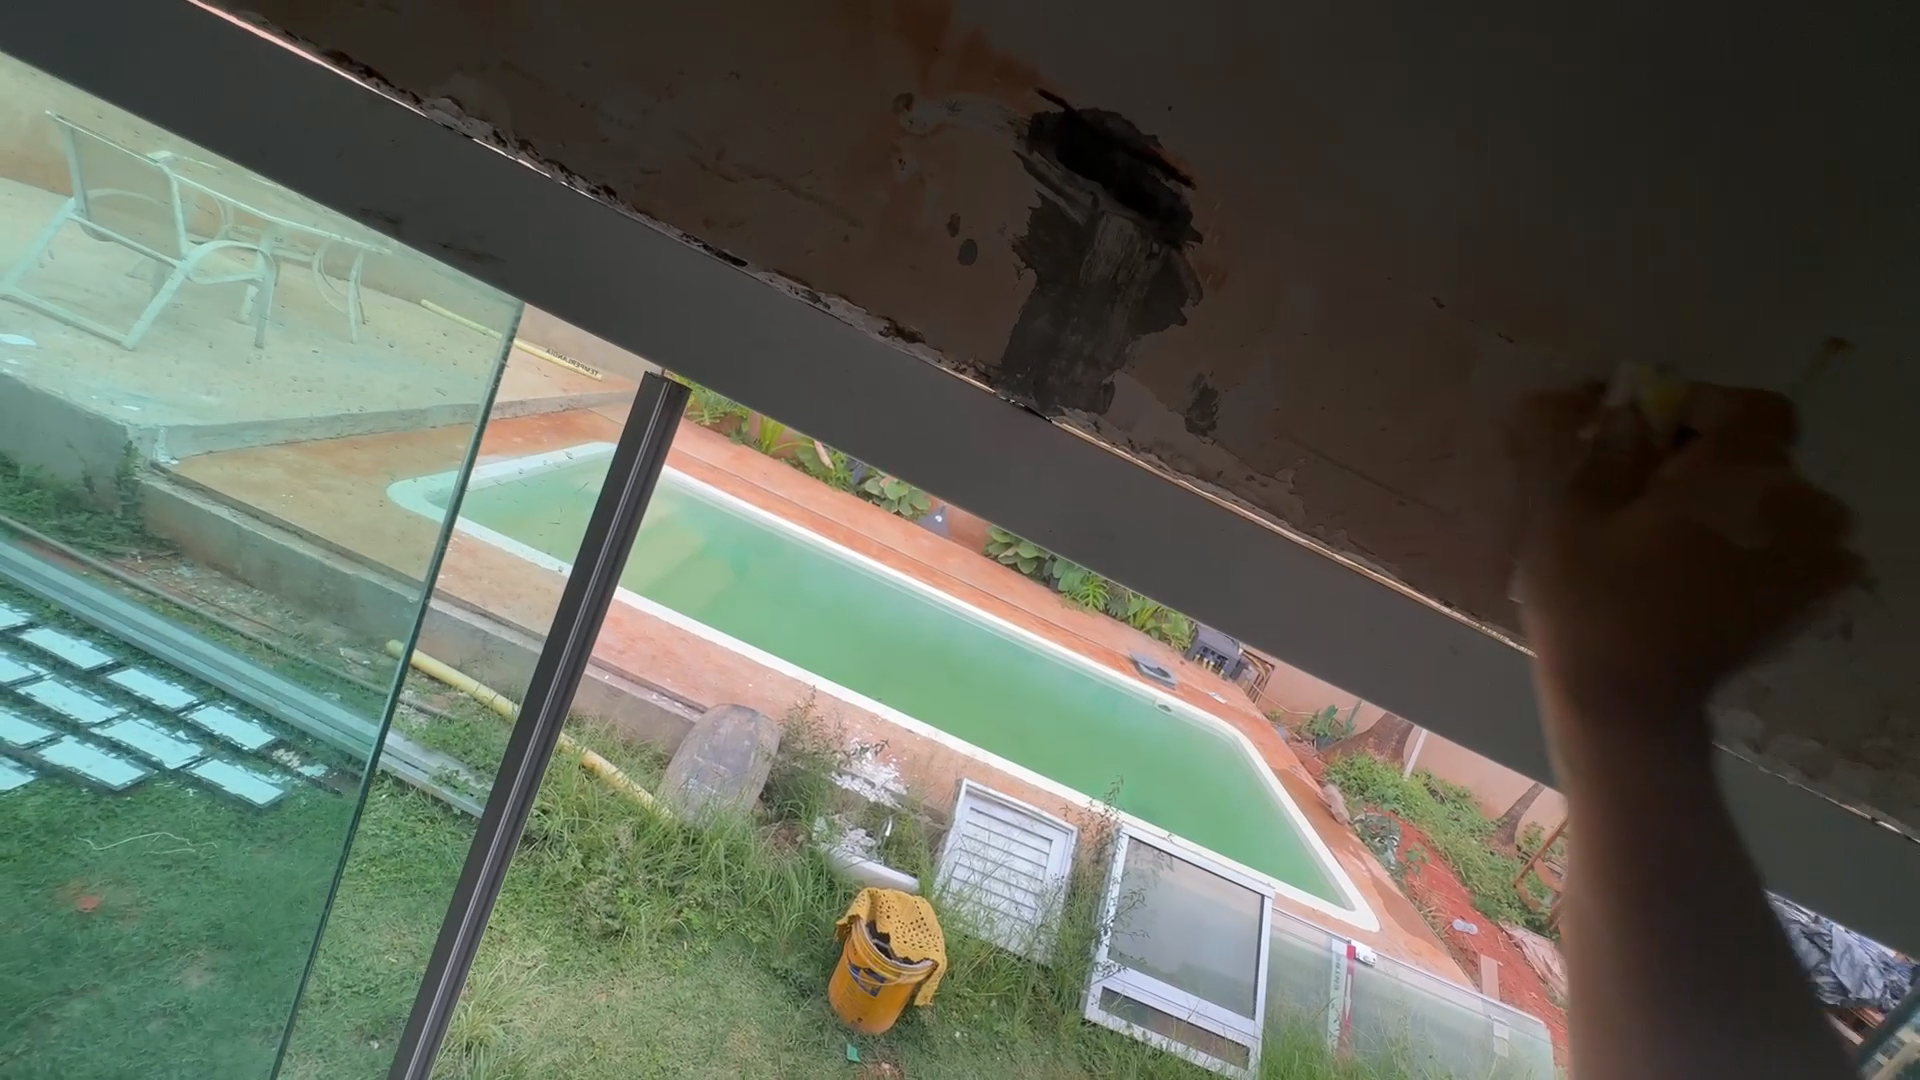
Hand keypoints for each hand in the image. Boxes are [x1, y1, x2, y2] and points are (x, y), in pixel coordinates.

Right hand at [1510, 383, 1860, 730]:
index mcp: (1744, 478)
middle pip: (1760, 455)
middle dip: (1700, 461)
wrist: (1628, 695)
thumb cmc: (1588, 598)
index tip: (1642, 433)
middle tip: (1635, 492)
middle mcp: (1805, 506)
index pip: (1749, 407)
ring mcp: (1820, 554)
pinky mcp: (1815, 593)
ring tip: (1661, 535)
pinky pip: (1786, 539)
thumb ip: (1608, 452)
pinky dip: (1744, 537)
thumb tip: (1625, 407)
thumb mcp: (1571, 517)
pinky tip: (1690, 567)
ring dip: (1723, 500)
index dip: (1696, 407)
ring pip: (1774, 499)